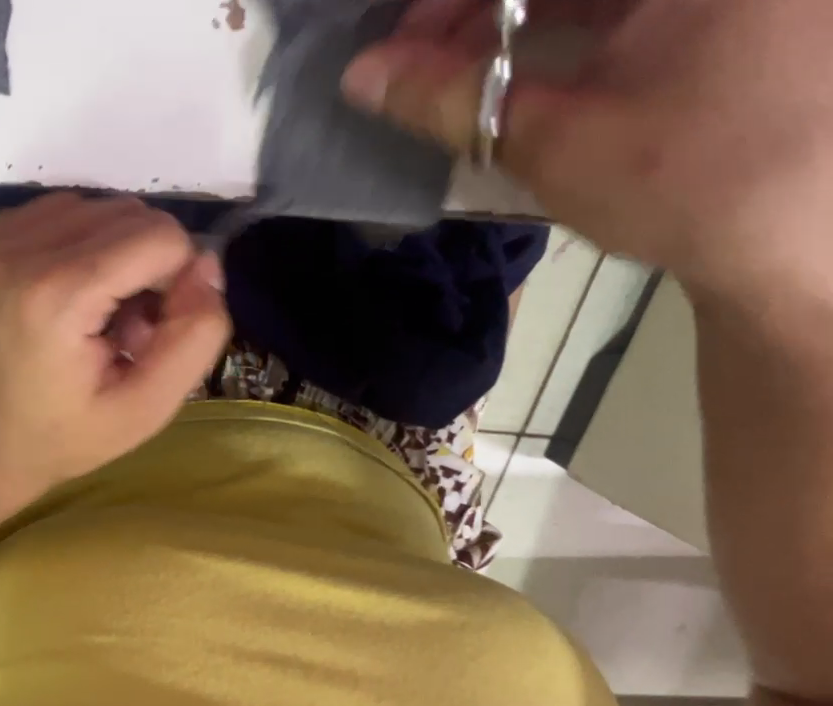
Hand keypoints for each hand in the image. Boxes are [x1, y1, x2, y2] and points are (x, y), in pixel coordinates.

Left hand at [0, 193, 229, 512]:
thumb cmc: (61, 440)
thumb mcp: (146, 408)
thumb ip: (196, 334)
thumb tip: (206, 262)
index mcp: (54, 297)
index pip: (158, 234)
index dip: (173, 279)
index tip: (145, 331)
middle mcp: (11, 256)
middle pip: (122, 212)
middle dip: (139, 263)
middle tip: (116, 328)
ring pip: (84, 206)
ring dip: (103, 249)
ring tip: (85, 313)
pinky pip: (39, 214)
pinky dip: (63, 243)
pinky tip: (54, 296)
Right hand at [341, 0, 832, 302]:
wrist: (820, 239)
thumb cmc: (696, 182)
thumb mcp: (556, 140)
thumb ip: (450, 98)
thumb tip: (361, 74)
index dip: (450, 2)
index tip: (398, 41)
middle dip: (477, 9)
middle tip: (417, 61)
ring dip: (513, 19)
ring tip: (454, 73)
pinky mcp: (739, 12)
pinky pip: (629, 8)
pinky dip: (566, 26)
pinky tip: (517, 70)